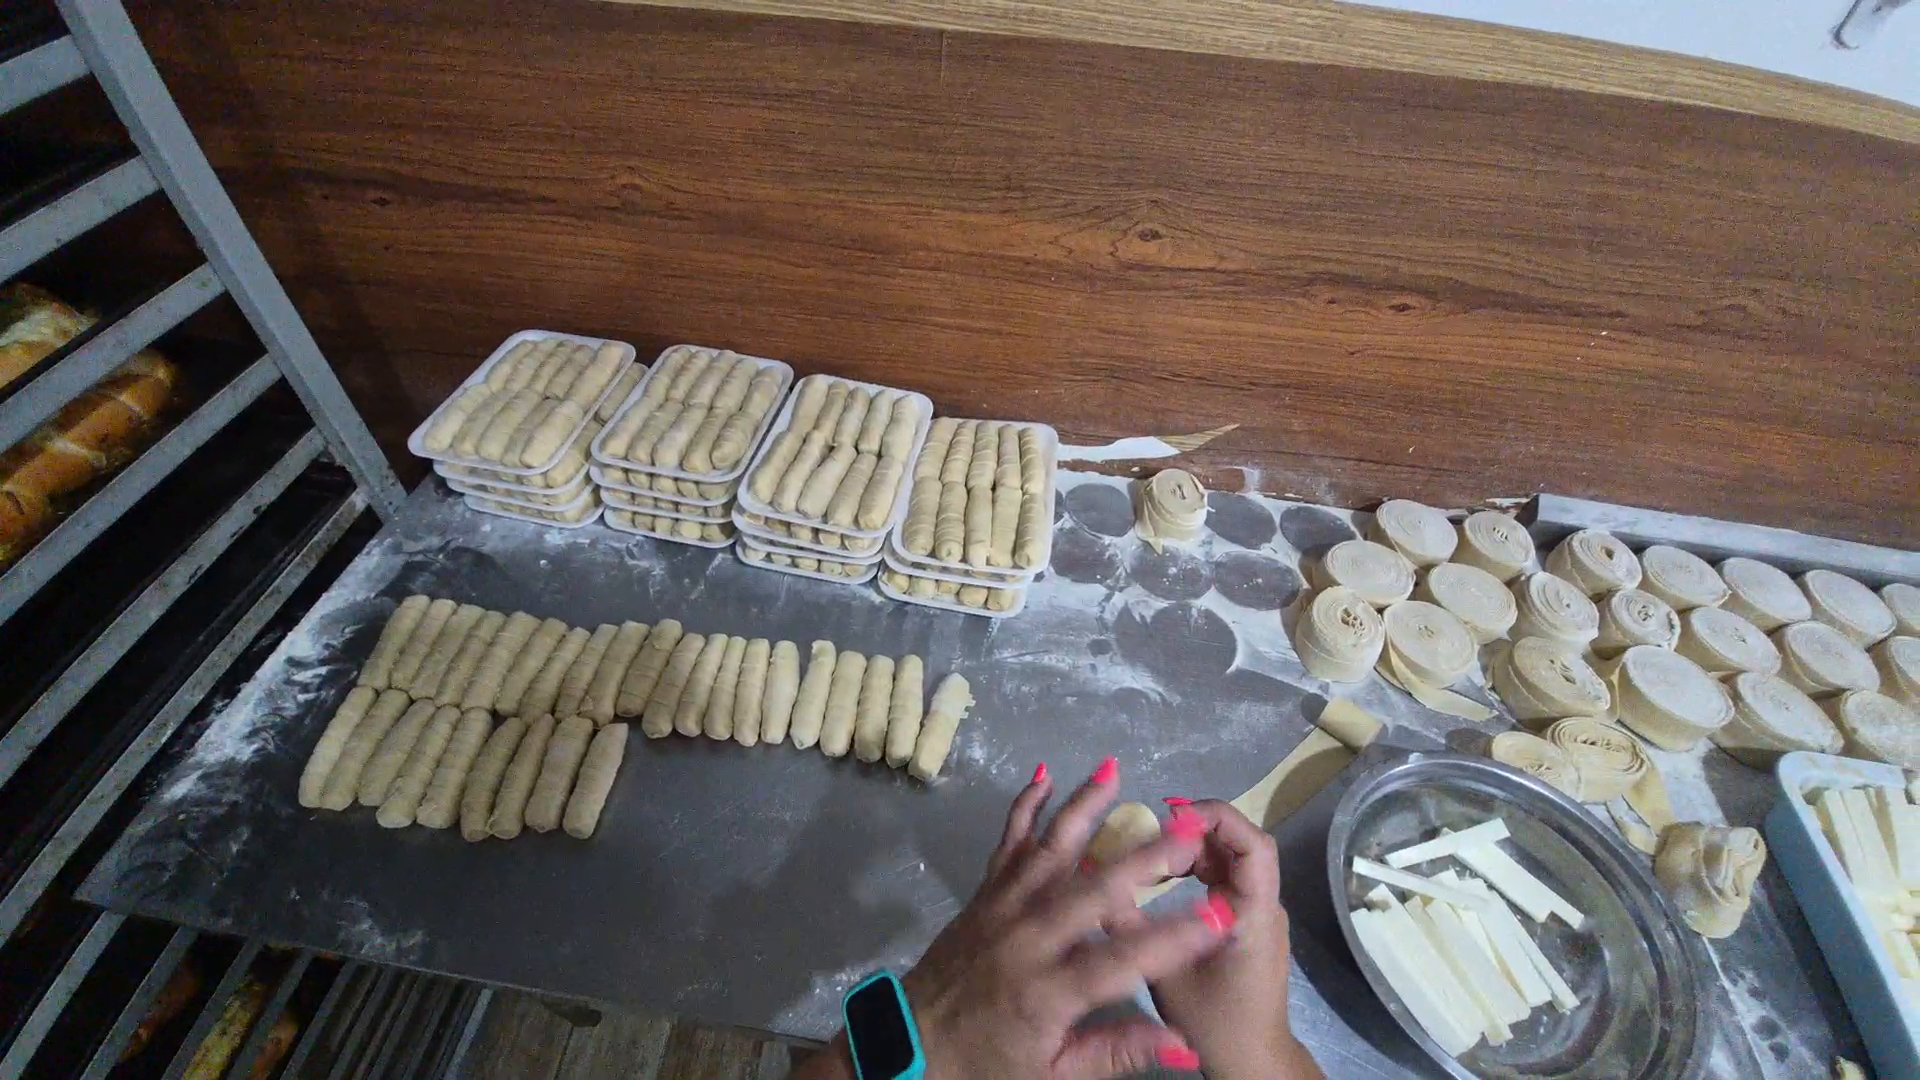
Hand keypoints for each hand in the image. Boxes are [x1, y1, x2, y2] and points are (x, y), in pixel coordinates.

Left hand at [901, 762, 1232, 1078]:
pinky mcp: (984, 890)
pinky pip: (1007, 841)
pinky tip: (1043, 776)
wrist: (912, 1044)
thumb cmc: (988, 1065)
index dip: (1173, 940)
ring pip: (1049, 847)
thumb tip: (1185, 1045)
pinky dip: (1025, 806)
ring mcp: (1002, 905)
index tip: (1220, 915)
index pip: (1121, 962)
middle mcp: (1027, 938)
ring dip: (1083, 806)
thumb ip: (1118, 1052)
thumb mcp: (1053, 1077)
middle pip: (1092, 889)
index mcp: (1048, 992)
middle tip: (1187, 826)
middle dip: (1144, 856)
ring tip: (1113, 771)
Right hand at [1144, 800, 1322, 1079]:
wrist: (1252, 1065)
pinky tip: (1162, 874)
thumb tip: (1090, 875)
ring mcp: (1256, 909)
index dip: (1217, 819)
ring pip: (1229, 854)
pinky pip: (1223, 873)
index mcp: (1254, 914)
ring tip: (1151, 853)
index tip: (1172, 816)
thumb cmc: (1213, 1025)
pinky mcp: (1243, 917)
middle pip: (1239, 842)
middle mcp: (1263, 904)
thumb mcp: (1162, 974)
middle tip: (1152, 832)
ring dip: (1192, 845)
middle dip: (1195, 828)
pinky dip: (1194, 864)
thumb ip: (1128, 923)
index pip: (1254, 846)